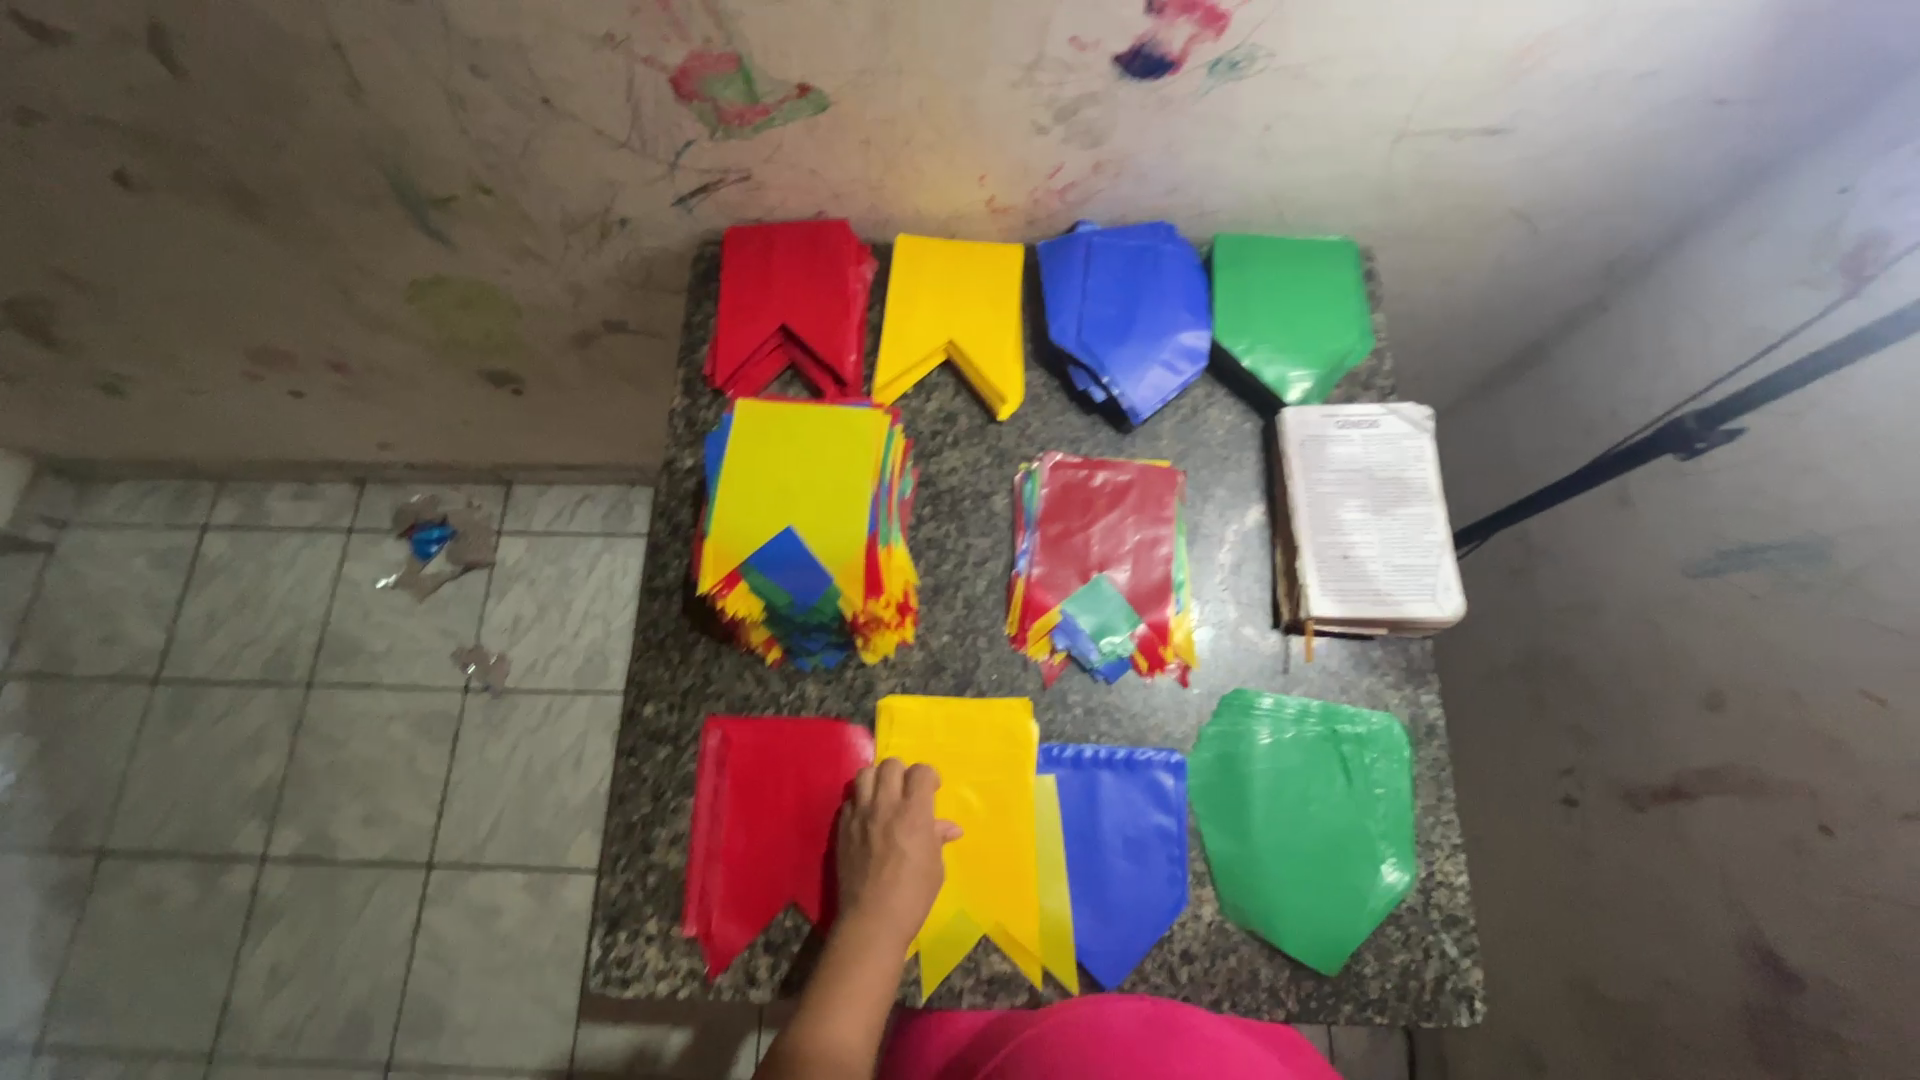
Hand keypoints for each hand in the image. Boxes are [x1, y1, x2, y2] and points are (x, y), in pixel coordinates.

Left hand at [834, 759, 962, 950]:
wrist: (872, 920)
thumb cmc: (913, 895)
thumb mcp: (935, 867)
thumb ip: (938, 838)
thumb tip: (949, 828)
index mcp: (914, 812)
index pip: (921, 771)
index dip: (929, 776)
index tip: (932, 790)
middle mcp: (885, 805)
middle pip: (891, 764)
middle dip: (903, 772)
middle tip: (907, 791)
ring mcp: (860, 814)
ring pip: (865, 773)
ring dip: (877, 780)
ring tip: (884, 796)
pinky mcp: (842, 827)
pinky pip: (849, 799)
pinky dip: (860, 801)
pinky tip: (867, 817)